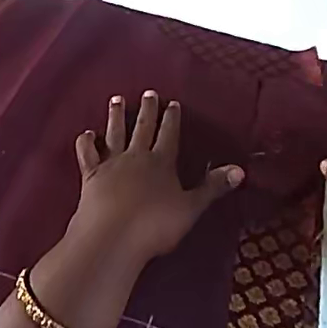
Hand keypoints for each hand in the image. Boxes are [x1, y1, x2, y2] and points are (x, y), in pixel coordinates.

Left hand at [67, 91, 243, 269]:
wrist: (113, 235)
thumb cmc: (155, 225)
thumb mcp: (191, 207)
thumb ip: (212, 187)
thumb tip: (240, 170)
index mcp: (161, 162)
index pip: (169, 135)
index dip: (172, 119)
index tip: (173, 102)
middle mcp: (136, 157)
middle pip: (143, 128)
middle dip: (147, 110)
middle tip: (148, 92)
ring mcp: (111, 164)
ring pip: (115, 133)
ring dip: (116, 116)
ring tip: (116, 99)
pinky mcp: (90, 175)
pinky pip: (87, 153)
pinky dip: (86, 141)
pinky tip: (86, 133)